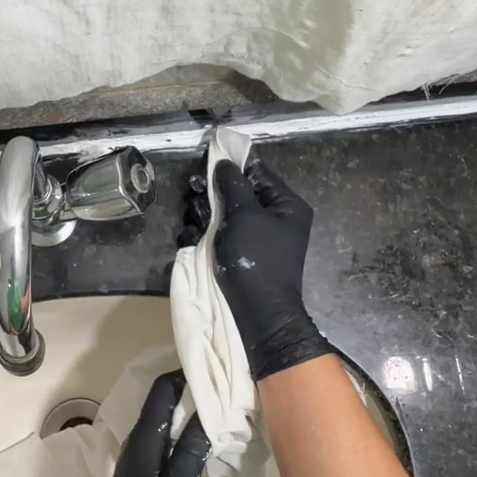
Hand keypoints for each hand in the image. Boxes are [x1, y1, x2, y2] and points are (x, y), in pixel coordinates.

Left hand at [65, 370, 209, 476]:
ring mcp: (139, 457)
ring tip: (219, 404)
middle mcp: (138, 441)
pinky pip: (164, 437)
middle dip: (189, 388)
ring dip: (187, 409)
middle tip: (223, 383)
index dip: (184, 374)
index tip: (213, 367)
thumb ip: (191, 450)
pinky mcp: (144, 472)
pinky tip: (201, 435)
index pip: (162, 390)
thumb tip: (207, 411)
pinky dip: (182, 429)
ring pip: (164, 419)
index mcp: (144, 440)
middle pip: (162, 401)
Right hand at [181, 157, 333, 379]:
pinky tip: (191, 238)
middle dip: (212, 194)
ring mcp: (254, 238)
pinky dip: (203, 235)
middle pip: (236, 192)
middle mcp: (273, 218)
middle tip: (193, 195)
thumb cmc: (256, 259)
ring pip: (222, 213)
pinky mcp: (238, 255)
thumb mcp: (245, 215)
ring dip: (203, 214)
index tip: (205, 168)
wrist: (259, 313)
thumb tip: (224, 163)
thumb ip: (233, 185)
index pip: (257, 172)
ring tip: (194, 222)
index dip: (231, 168)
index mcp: (285, 205)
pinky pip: (218, 235)